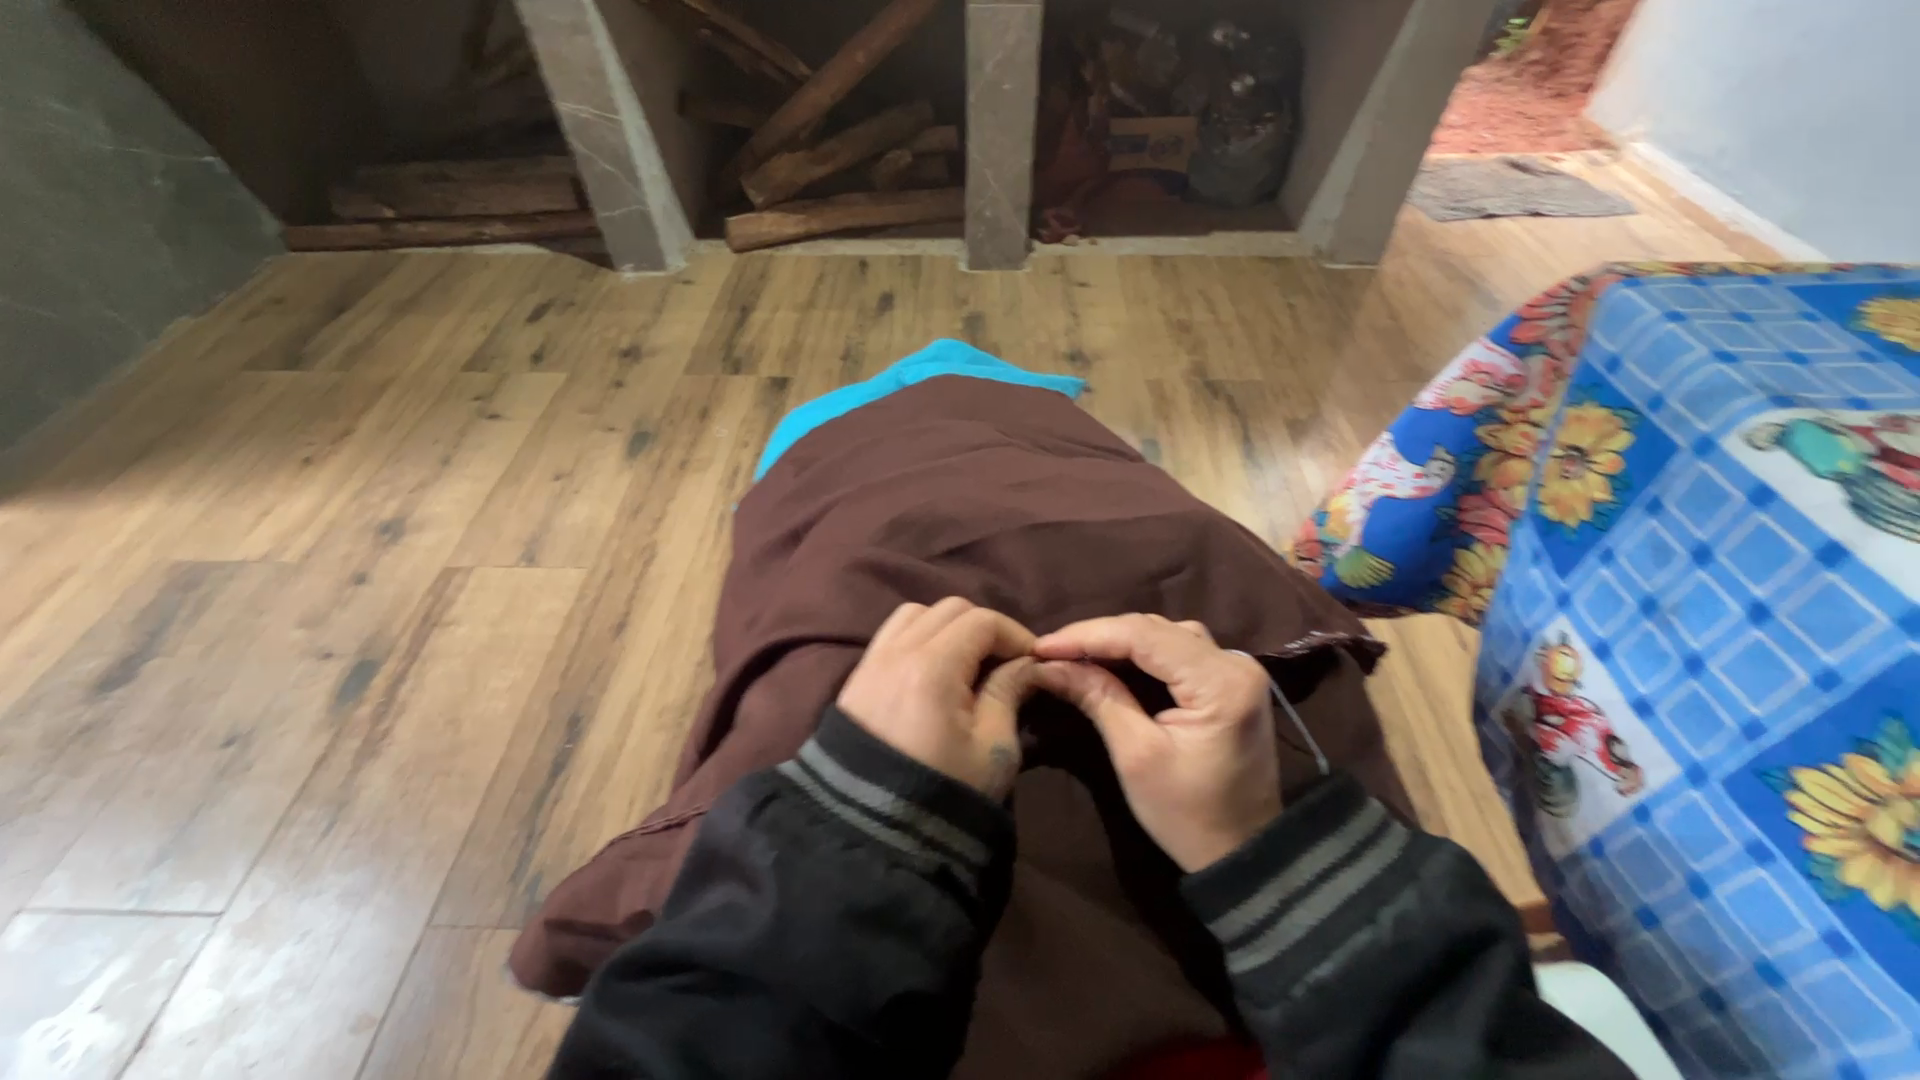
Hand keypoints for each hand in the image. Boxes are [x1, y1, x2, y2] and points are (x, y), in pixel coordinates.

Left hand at [838, 598, 1040, 798]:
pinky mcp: (857, 678)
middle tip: (1004, 662)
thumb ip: (1009, 692)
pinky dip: (919, 637)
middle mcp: (897, 651)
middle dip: (984, 627)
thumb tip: (1024, 663)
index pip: (982, 621)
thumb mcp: (993, 747)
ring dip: (948, 627)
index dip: (1015, 634)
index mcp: (932, 666)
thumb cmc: (944, 791)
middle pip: (949, 609)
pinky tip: (935, 670)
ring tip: (967, 662)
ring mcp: (871, 662)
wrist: (871, 831)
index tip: (1032, 661)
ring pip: (915, 614)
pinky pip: (891, 634)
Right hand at [1032, 614, 1281, 871]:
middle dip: (1098, 636)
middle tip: (1050, 652)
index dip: (1087, 635)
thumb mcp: (1136, 756)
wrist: (1243, 851)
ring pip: (1165, 634)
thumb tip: (1049, 665)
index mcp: (1220, 681)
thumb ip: (1097, 698)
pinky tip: (1108, 662)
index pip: (1143, 635)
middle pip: (1155, 629)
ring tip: (1073, 655)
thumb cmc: (1188, 814)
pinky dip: (1139, 653)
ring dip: (1117, 641)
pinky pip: (1177, 650)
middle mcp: (1235, 662)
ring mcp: (1236, 669)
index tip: (1041, 647)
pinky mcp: (1229, 681)